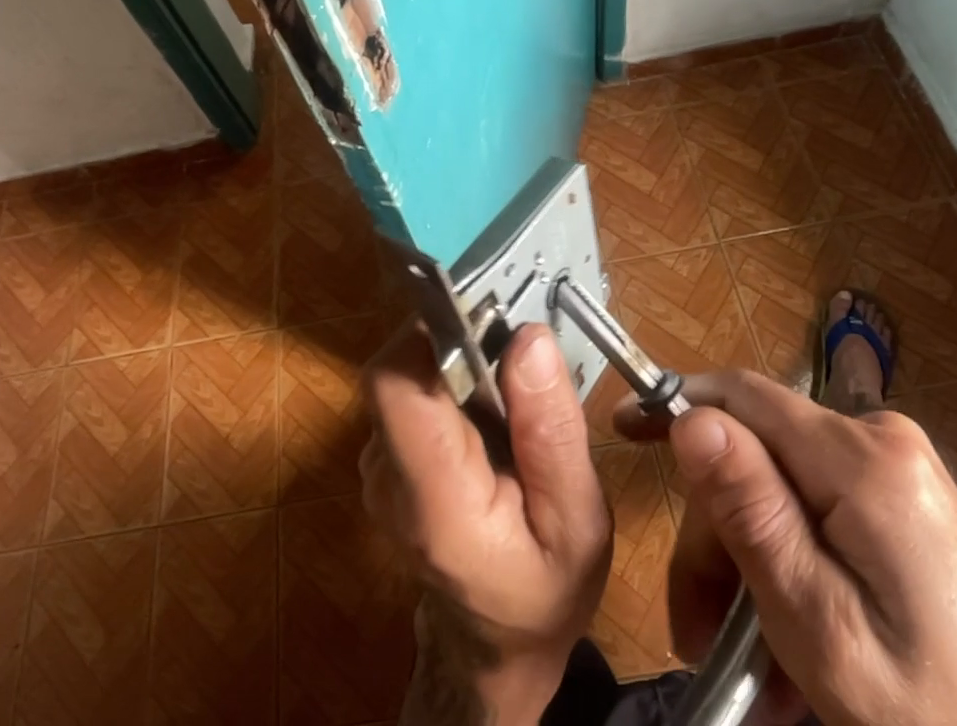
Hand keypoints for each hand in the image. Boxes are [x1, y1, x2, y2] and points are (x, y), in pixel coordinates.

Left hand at [361, 322, 611, 724]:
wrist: (495, 640)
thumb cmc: (546, 588)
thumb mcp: (578, 522)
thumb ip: (550, 432)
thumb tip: (529, 338)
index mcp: (433, 498)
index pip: (396, 385)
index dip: (433, 334)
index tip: (492, 316)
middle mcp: (387, 476)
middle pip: (401, 372)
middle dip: (461, 343)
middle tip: (525, 352)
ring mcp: (378, 469)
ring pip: (409, 378)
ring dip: (462, 365)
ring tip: (518, 391)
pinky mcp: (387, 461)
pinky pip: (416, 398)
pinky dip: (455, 388)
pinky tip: (496, 416)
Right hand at [616, 371, 956, 725]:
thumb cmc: (934, 709)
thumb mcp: (819, 621)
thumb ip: (753, 513)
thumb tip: (693, 417)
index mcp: (862, 460)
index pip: (742, 397)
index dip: (675, 406)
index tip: (622, 434)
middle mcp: (884, 445)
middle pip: (758, 459)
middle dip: (716, 540)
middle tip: (695, 635)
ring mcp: (905, 477)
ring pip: (785, 497)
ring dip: (751, 572)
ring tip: (754, 674)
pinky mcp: (914, 511)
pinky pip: (824, 521)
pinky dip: (793, 576)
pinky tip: (795, 654)